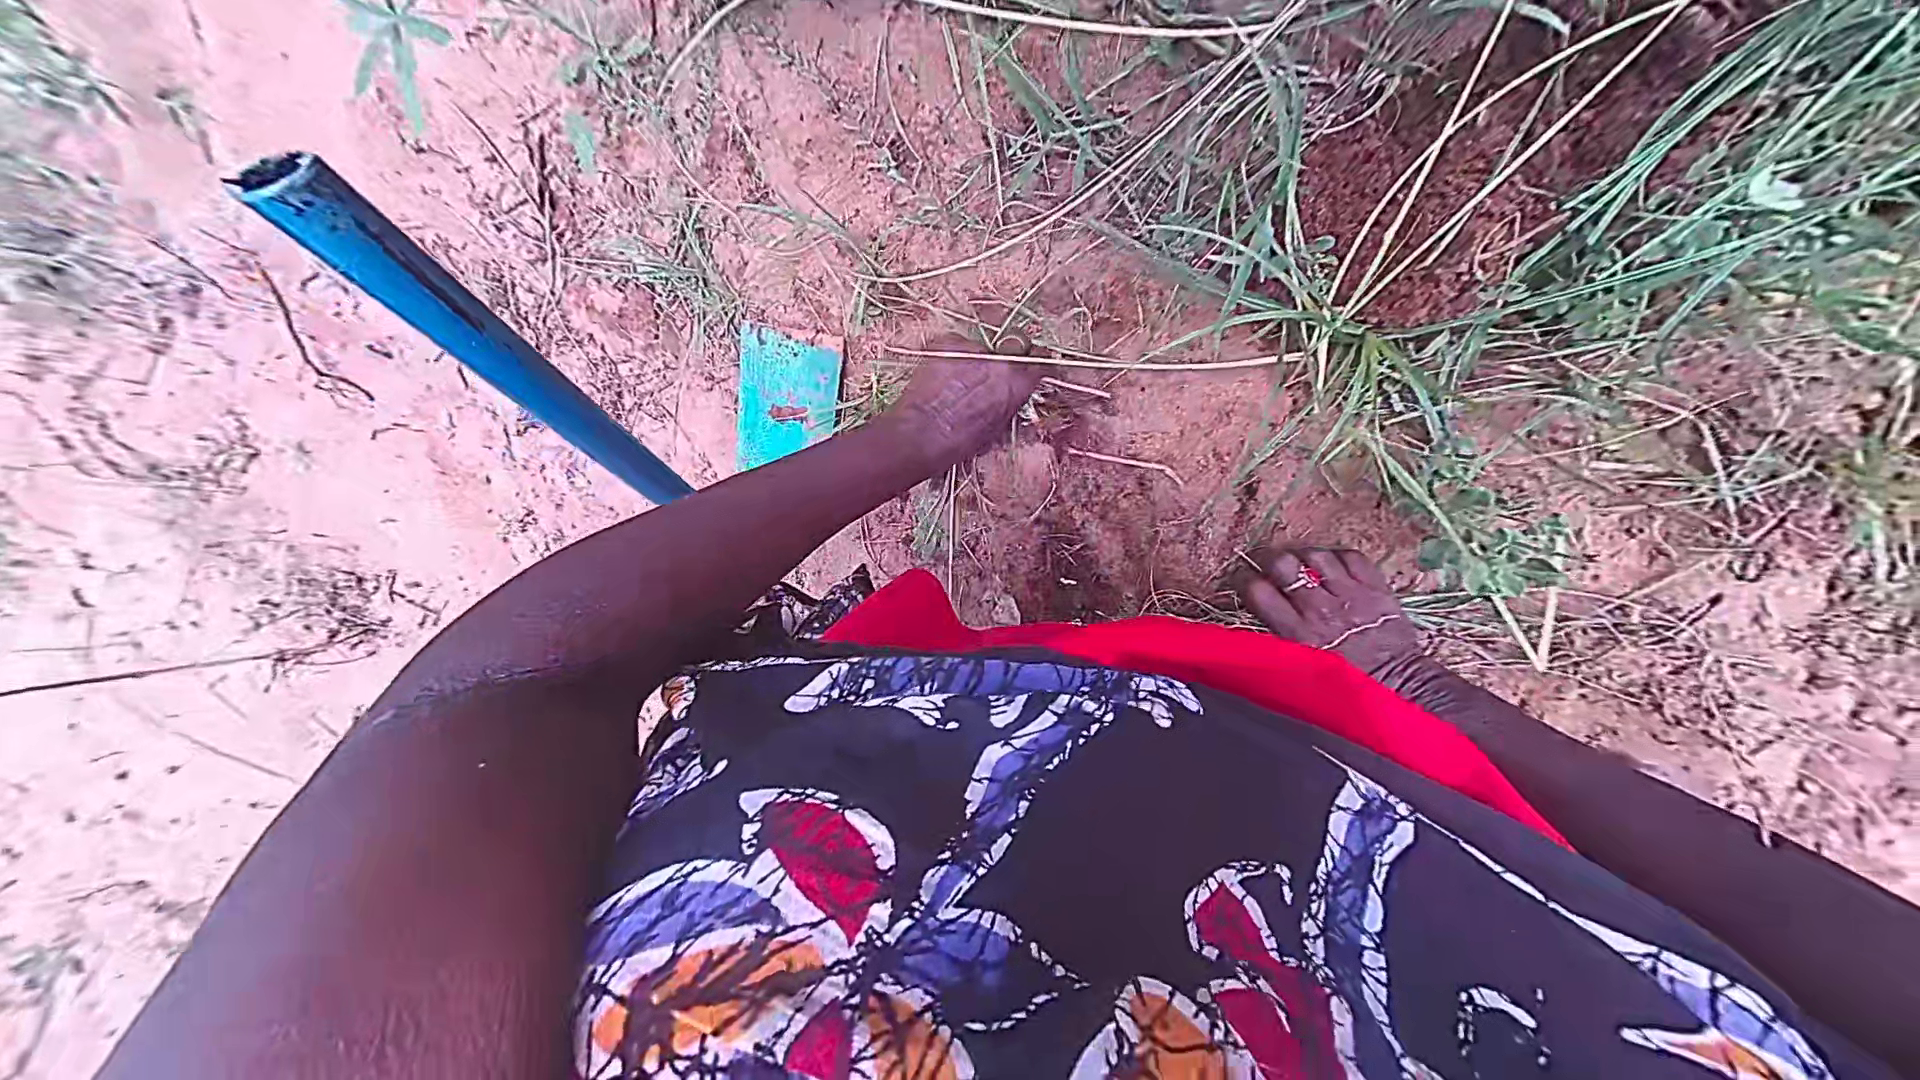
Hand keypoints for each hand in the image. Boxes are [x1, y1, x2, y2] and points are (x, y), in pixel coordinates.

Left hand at [885, 335, 1042, 469]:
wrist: (919, 435)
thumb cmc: (958, 443)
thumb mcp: (997, 429)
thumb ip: (1011, 403)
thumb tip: (1013, 397)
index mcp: (1017, 383)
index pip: (1041, 361)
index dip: (1037, 364)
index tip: (1032, 367)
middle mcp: (999, 360)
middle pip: (1016, 343)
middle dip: (1012, 354)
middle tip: (996, 370)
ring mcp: (972, 348)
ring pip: (983, 347)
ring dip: (976, 360)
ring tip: (958, 382)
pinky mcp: (947, 342)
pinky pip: (956, 345)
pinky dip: (952, 358)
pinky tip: (942, 377)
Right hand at [1239, 548, 1425, 686]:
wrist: (1398, 685)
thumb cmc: (1342, 680)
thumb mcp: (1299, 663)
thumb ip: (1276, 633)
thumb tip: (1255, 606)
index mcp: (1297, 632)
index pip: (1257, 590)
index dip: (1243, 579)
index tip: (1241, 578)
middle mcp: (1320, 609)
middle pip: (1283, 564)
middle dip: (1266, 556)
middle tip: (1263, 560)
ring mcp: (1351, 595)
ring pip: (1316, 555)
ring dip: (1301, 554)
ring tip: (1297, 560)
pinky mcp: (1376, 587)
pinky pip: (1351, 556)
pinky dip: (1336, 555)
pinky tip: (1329, 563)